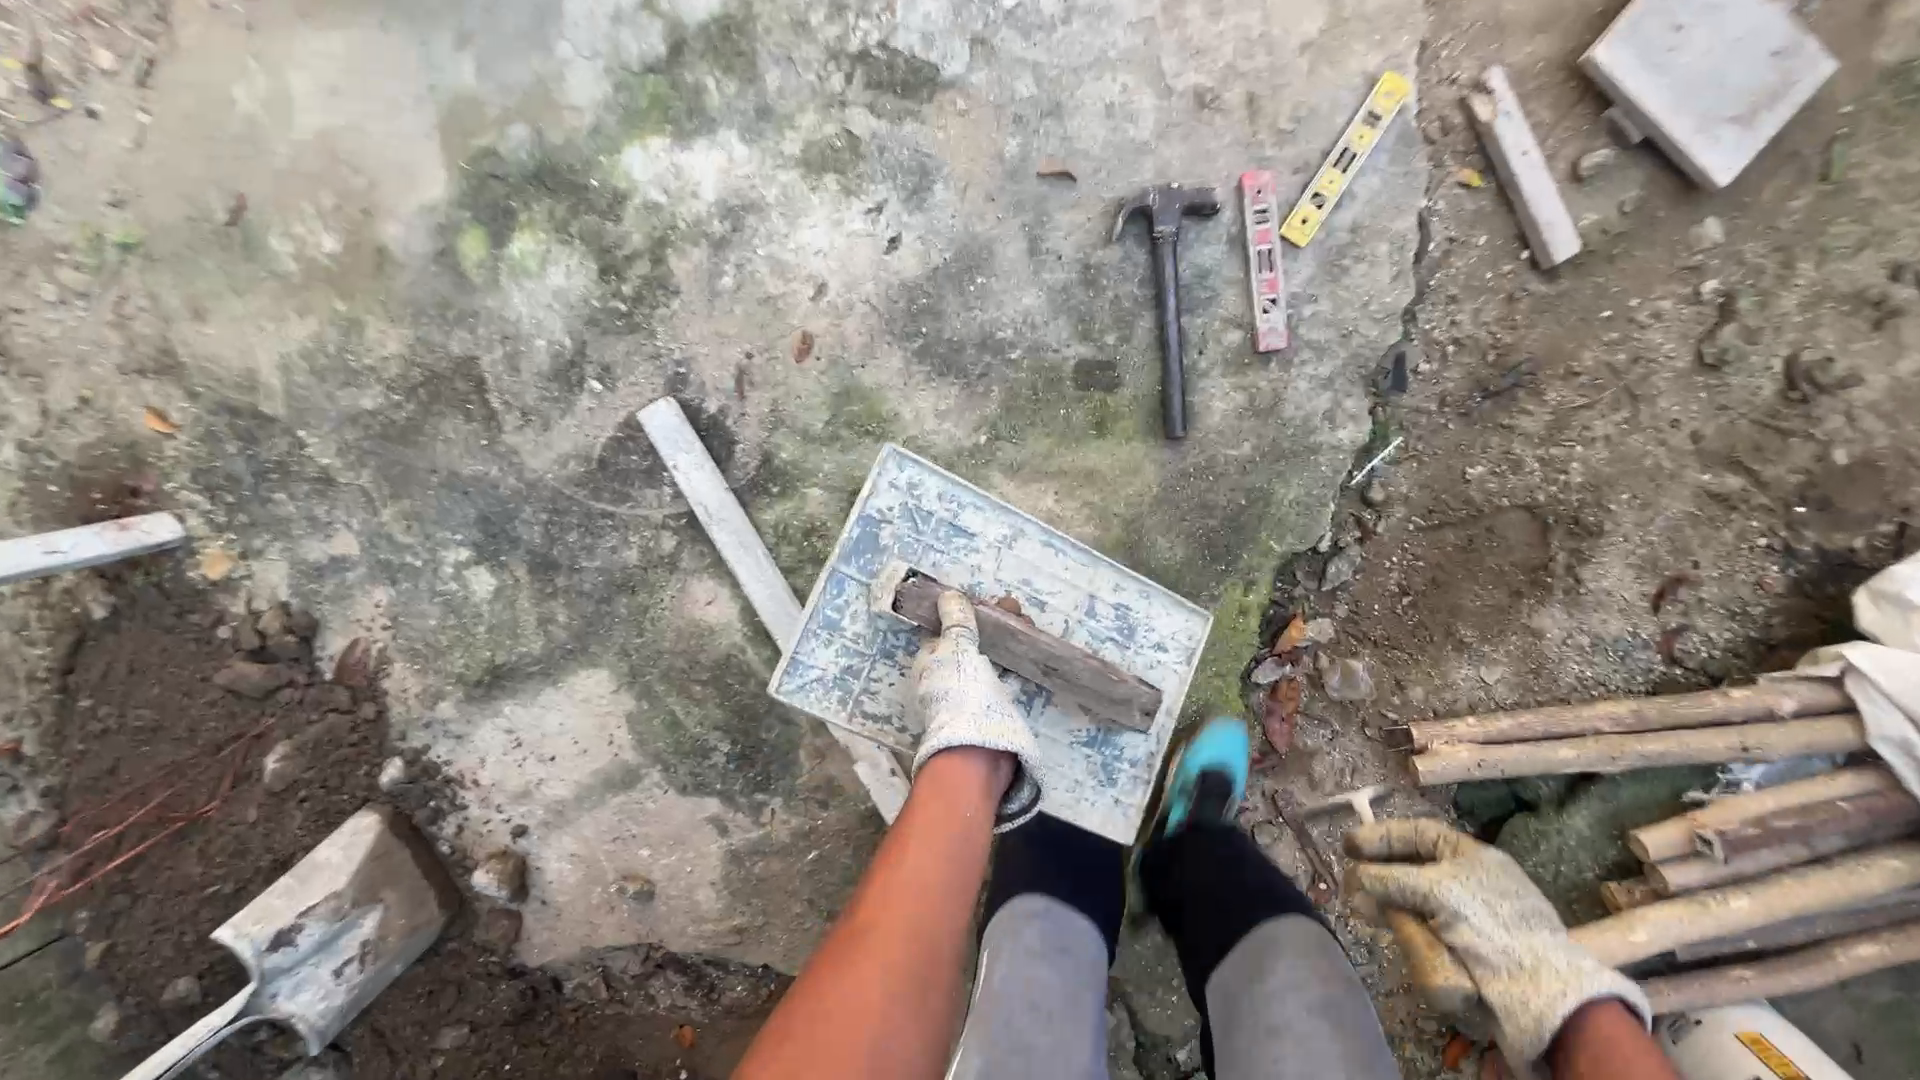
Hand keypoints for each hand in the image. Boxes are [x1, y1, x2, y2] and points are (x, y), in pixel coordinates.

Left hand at [910, 591, 1044, 831]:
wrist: (978, 751)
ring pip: (993, 656)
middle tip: (1019, 612)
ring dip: (1010, 639)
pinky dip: (1019, 661)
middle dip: (996, 624)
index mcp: (932, 661)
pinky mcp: (995, 706)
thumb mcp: (956, 648)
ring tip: (1029, 625)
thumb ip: (957, 622)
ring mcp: (973, 691)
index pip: (950, 629)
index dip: (970, 612)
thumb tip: (949, 596)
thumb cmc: (960, 693)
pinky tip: (1033, 650)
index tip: (994, 603)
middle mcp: (950, 675)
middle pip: (974, 641)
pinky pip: (1007, 676)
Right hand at [1343, 820, 1648, 1066]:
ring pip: (1414, 899)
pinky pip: (1424, 930)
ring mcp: (1467, 916)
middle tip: (1351, 881)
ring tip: (1363, 907)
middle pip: (1413, 866)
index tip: (1350, 846)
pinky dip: (1404, 928)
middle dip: (1379, 872)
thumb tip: (1353, 879)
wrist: (1538, 991)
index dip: (1382, 836)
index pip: (1419, 833)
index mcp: (1473, 857)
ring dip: (1387, 901)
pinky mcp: (1464, 949)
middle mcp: (1469, 882)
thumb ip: (1388, 879)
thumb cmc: (1489, 924)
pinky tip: (1389, 929)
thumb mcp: (1434, 890)